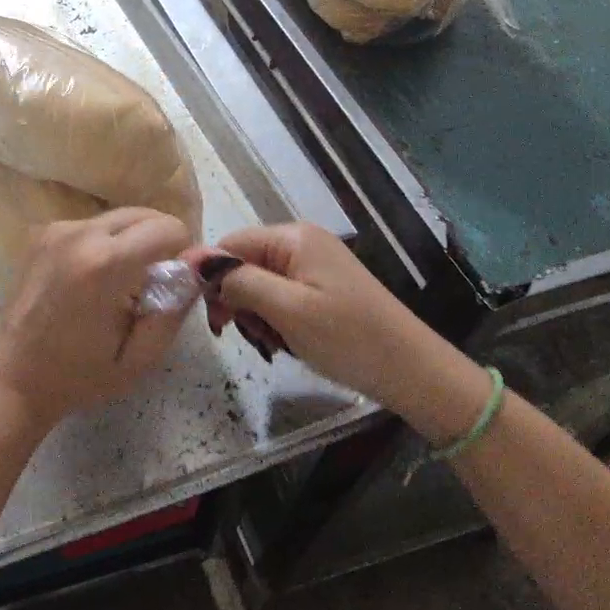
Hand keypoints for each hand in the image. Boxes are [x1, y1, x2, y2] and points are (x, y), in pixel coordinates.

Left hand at [0, 208, 192, 425]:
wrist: (13, 378)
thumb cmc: (78, 376)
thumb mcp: (140, 358)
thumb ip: (174, 308)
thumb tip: (198, 270)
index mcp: (105, 263)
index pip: (169, 227)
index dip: (183, 252)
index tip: (173, 282)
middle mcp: (80, 233)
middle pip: (144, 214)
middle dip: (159, 242)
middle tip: (152, 285)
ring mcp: (56, 229)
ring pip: (118, 217)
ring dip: (132, 241)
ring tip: (122, 285)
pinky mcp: (42, 233)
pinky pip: (92, 226)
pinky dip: (105, 243)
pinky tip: (95, 280)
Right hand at [183, 223, 474, 427]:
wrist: (414, 372)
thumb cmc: (349, 338)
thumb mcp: (287, 310)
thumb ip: (239, 281)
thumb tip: (195, 261)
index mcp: (292, 237)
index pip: (229, 245)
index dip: (210, 277)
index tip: (211, 318)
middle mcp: (300, 242)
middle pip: (242, 264)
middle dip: (236, 300)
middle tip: (245, 336)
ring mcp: (313, 266)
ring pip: (258, 284)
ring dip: (255, 315)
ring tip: (273, 343)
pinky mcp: (321, 289)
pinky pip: (279, 296)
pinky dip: (274, 320)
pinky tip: (286, 342)